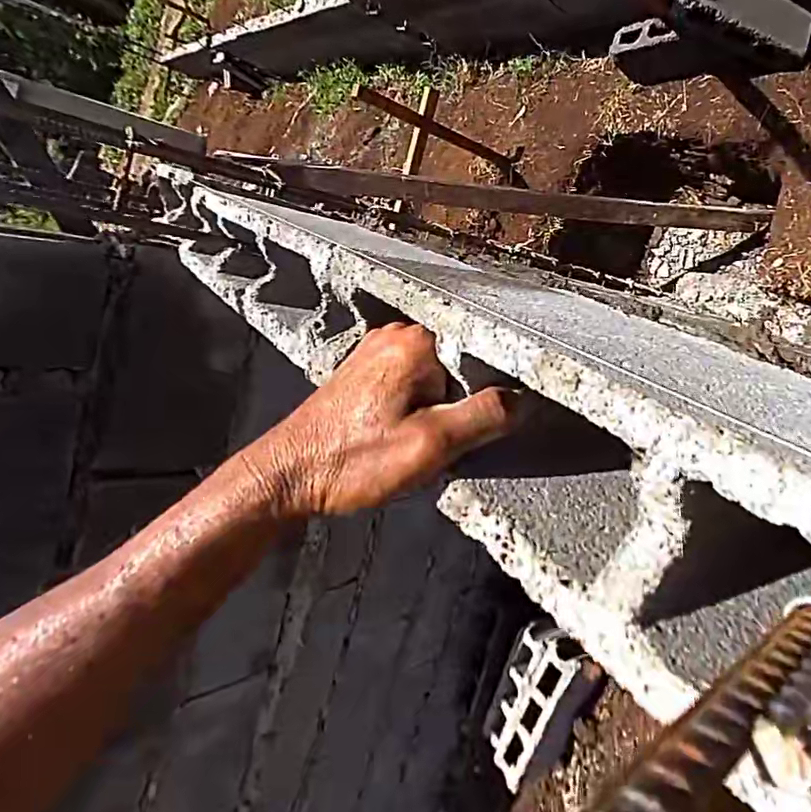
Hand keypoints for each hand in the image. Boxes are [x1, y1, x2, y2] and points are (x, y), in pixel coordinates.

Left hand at [249, 323, 518, 517]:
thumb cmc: (348, 462)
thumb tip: (523, 400)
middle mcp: (398, 335)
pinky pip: (417, 383)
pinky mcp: (371, 371)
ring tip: (416, 438)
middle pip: (464, 365)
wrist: (288, 476)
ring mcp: (381, 351)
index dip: (493, 395)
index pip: (485, 355)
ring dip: (442, 410)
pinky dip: (422, 409)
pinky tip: (402, 434)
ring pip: (442, 378)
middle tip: (442, 440)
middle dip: (464, 405)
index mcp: (417, 342)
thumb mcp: (430, 445)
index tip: (482, 426)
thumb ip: (484, 417)